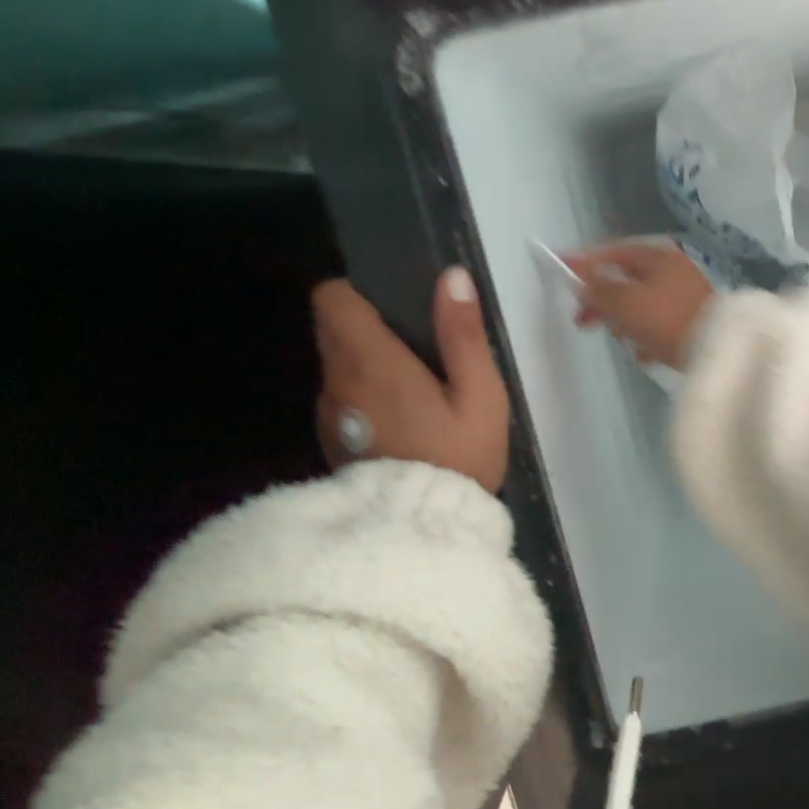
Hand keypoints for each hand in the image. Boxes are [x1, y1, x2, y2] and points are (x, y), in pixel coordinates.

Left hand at [312, 269, 509, 492]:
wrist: (420, 532)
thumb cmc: (458, 457)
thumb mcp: (480, 395)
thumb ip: (462, 334)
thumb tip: (452, 276)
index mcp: (371, 361)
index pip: (333, 300)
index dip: (359, 294)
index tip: (395, 306)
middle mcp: (337, 381)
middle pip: (332, 329)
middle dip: (366, 326)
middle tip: (417, 346)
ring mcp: (328, 413)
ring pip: (336, 364)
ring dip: (365, 362)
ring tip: (414, 384)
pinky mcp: (331, 440)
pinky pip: (341, 396)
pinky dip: (362, 393)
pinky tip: (400, 417)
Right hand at [566, 240, 716, 369]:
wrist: (718, 350)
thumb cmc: (666, 319)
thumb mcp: (625, 303)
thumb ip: (599, 290)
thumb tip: (584, 281)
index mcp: (658, 256)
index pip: (613, 252)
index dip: (585, 262)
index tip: (561, 268)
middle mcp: (673, 269)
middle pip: (626, 281)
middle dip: (603, 302)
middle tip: (583, 321)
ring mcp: (686, 295)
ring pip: (641, 305)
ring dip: (626, 323)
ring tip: (624, 340)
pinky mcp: (694, 322)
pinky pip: (660, 326)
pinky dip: (648, 338)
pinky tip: (645, 355)